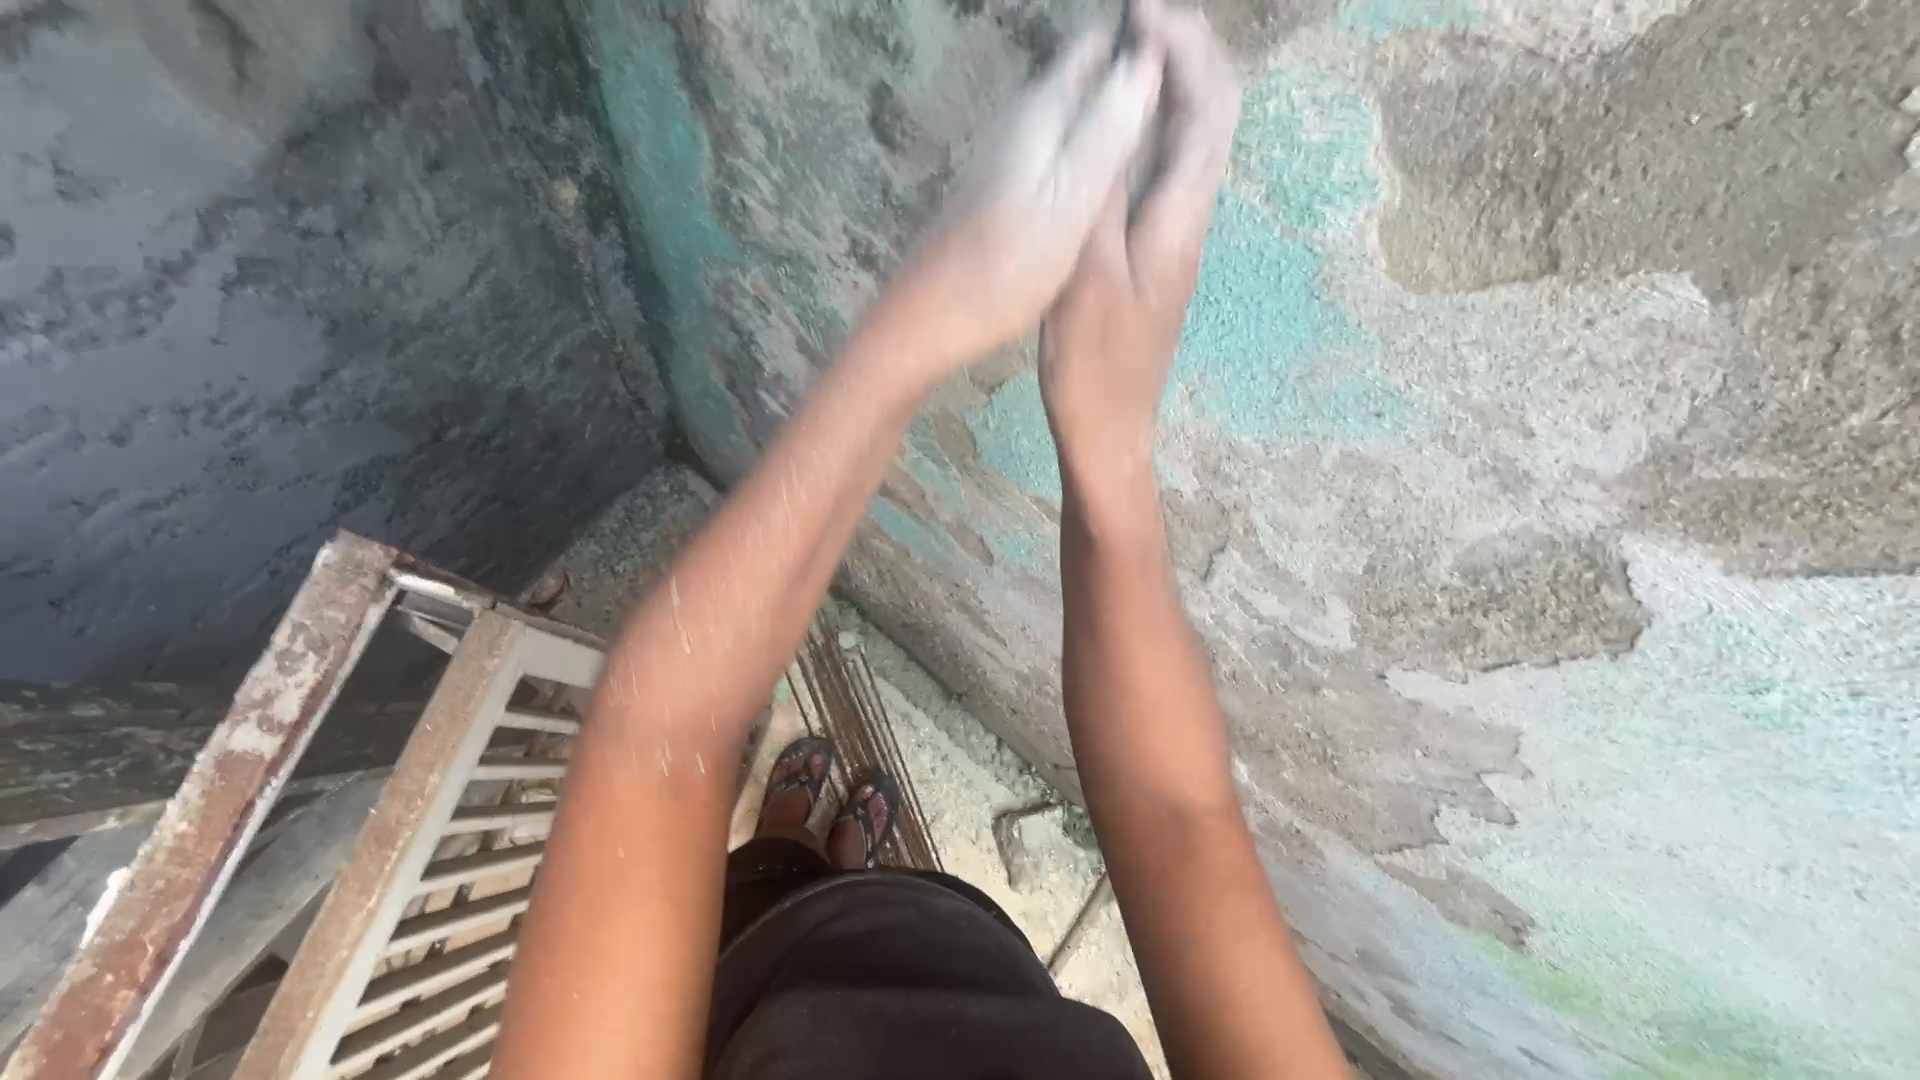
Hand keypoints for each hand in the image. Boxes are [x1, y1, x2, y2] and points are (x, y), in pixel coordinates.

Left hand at [871, 27, 1165, 378]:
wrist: (934, 318)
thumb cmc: (1005, 268)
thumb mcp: (1070, 201)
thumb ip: (1108, 130)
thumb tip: (1148, 60)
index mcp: (1041, 113)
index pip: (1097, 42)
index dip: (1143, 42)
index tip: (1188, 68)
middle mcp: (1022, 122)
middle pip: (1086, 75)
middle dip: (1132, 79)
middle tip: (1186, 108)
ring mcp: (1009, 157)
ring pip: (1074, 115)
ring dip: (1114, 118)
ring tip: (1160, 144)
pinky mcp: (1005, 191)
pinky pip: (1060, 152)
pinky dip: (1091, 155)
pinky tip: (1111, 185)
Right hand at [1039, 0, 1239, 489]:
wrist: (1109, 431)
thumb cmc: (1092, 367)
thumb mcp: (1086, 281)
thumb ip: (1104, 197)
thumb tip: (1122, 111)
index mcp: (1177, 224)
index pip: (1207, 112)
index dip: (1184, 51)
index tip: (1140, 13)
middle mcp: (1189, 224)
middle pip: (1212, 121)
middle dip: (1189, 57)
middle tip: (1140, 20)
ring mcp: (1175, 243)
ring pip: (1192, 148)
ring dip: (1173, 92)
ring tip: (1130, 58)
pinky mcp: (1155, 260)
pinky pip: (1166, 177)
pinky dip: (1151, 136)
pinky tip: (1119, 133)